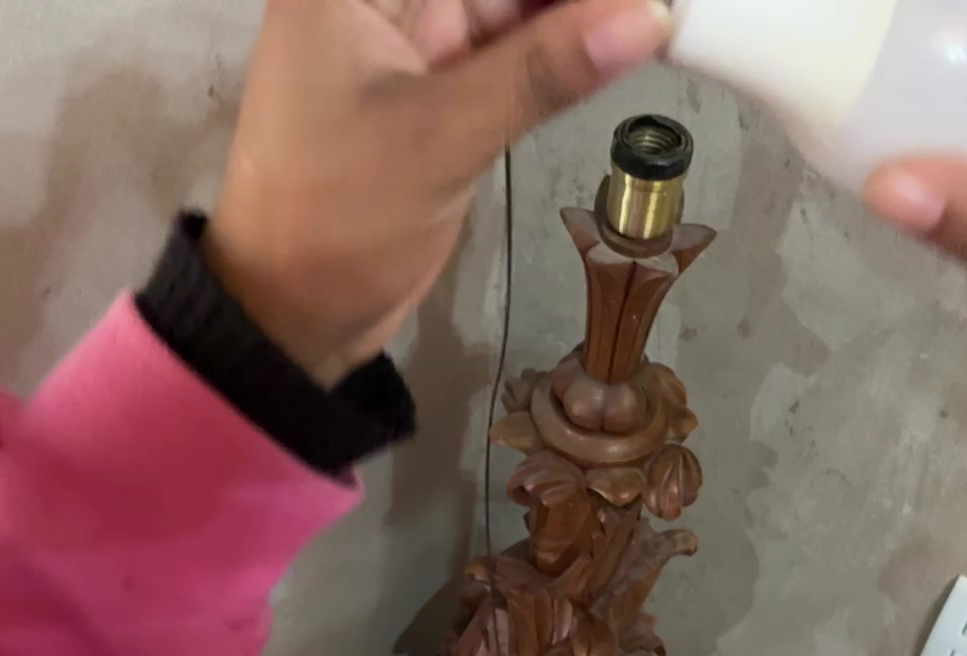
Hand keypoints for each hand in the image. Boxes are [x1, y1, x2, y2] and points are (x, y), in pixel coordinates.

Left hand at [209, 0, 672, 386]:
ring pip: (513, 13)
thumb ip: (543, 74)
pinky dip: (560, 63)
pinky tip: (619, 49)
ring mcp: (416, 49)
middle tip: (667, 6)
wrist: (298, 314)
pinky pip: (511, 64)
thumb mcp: (441, 138)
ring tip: (660, 20)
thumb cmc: (339, 220)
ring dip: (580, 21)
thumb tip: (648, 17)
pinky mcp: (440, 102)